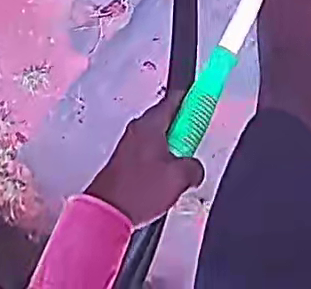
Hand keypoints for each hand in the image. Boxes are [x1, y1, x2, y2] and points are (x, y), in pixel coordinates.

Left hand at [83, 90, 205, 226]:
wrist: (106, 214)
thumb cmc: (137, 190)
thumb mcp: (179, 177)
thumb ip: (195, 167)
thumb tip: (196, 169)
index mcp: (151, 122)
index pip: (177, 98)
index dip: (194, 100)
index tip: (204, 104)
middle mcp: (138, 127)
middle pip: (168, 118)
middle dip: (183, 131)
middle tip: (191, 147)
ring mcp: (129, 143)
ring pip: (158, 137)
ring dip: (170, 150)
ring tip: (174, 172)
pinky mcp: (123, 160)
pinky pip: (147, 152)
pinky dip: (157, 161)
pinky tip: (160, 182)